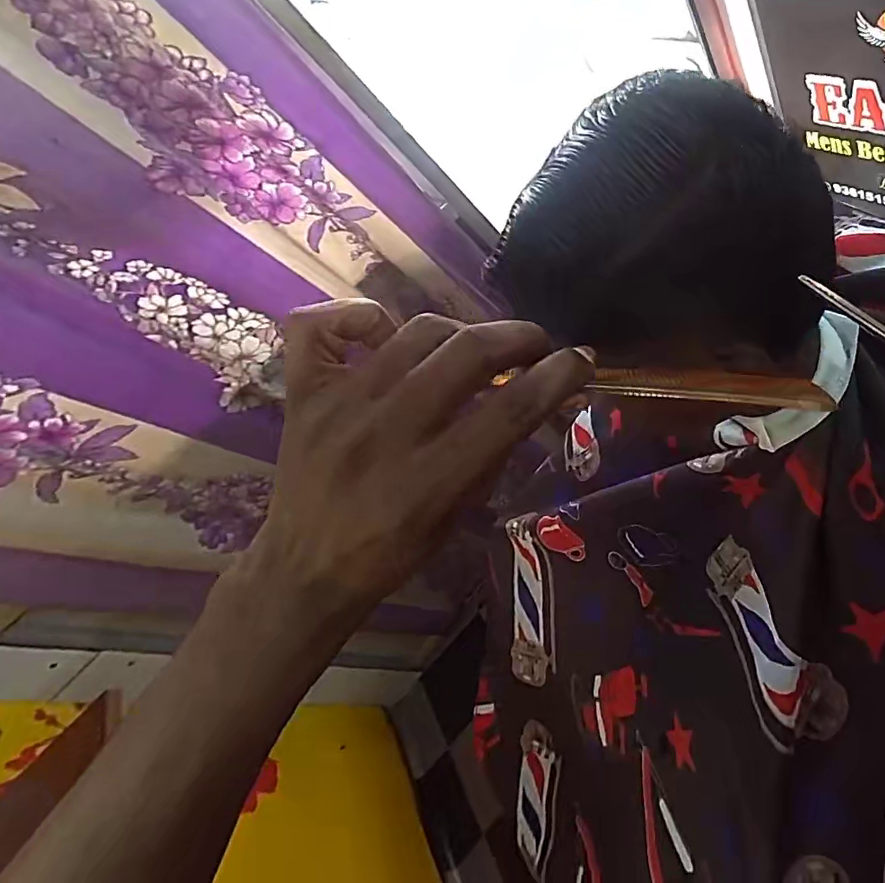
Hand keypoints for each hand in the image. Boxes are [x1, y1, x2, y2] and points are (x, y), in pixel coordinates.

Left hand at [232, 300, 593, 619]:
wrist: (304, 570)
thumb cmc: (393, 551)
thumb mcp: (460, 515)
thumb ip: (496, 452)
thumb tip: (534, 396)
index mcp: (429, 480)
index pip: (510, 409)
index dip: (559, 375)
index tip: (581, 359)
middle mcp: (384, 433)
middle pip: (468, 353)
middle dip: (520, 337)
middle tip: (536, 345)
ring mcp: (338, 406)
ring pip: (416, 331)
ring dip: (463, 330)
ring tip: (473, 347)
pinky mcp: (303, 393)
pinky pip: (320, 325)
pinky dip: (360, 315)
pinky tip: (384, 334)